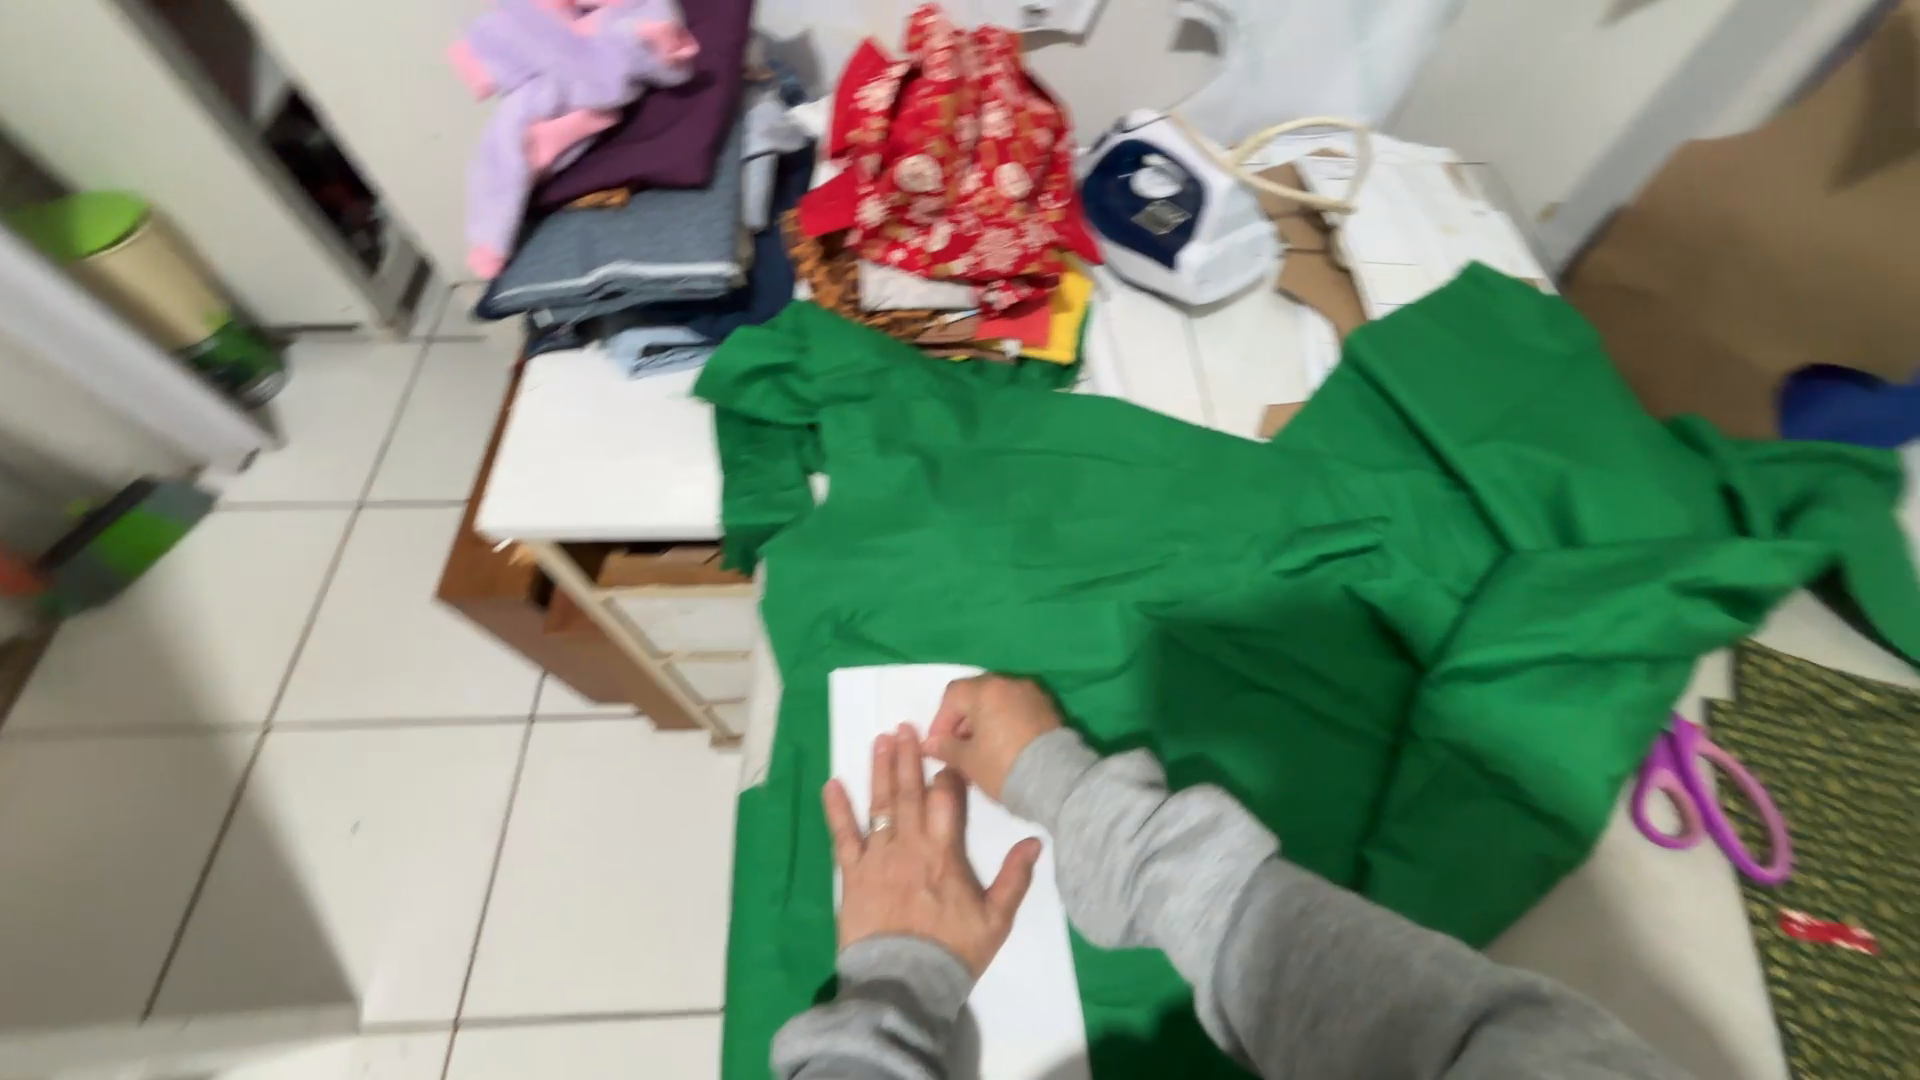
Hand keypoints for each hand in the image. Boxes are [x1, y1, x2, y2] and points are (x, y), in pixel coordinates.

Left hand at [824, 725, 1042, 978]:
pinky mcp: (852, 874)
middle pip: (910, 791)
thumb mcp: (995, 920)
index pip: (946, 799)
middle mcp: (910, 843)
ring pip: (880, 804)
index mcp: (944, 851)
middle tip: (904, 726)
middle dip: (908, 757)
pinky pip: (843, 836)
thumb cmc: (951, 951)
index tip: (946, 753)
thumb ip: (1015, 878)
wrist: (902, 984)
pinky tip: (832, 784)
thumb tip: (1036, 841)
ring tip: (880, 740)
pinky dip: (837, 809)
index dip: (947, 773)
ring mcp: (878, 856)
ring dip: (879, 770)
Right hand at [923, 675, 1063, 801]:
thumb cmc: (1004, 767)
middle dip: (963, 721)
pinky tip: (1003, 749)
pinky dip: (1005, 723)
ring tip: (981, 753)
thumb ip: (946, 749)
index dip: (940, 720)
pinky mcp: (1048, 708)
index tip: (939, 747)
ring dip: (984, 722)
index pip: (952, 695)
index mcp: (985, 690)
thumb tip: (930, 744)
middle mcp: (1008, 683)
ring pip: (997, 702)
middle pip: (975, 695)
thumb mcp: (969, 762)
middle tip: (959, 750)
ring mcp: (1031, 694)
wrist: (1058, 781)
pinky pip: (1016, 709)